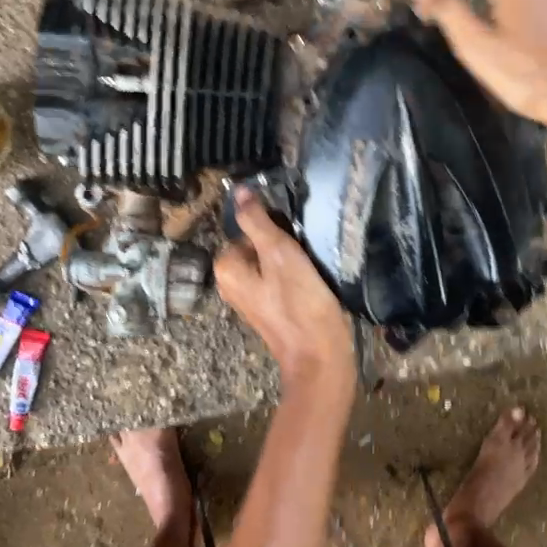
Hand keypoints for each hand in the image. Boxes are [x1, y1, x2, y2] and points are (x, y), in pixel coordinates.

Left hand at [214, 186, 355, 396]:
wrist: (320, 356)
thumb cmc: (299, 304)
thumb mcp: (279, 253)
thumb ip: (258, 220)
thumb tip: (239, 190)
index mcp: (226, 266)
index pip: (249, 226)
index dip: (274, 227)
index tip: (294, 238)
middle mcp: (230, 282)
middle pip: (259, 243)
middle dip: (283, 243)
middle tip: (304, 256)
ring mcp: (250, 297)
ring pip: (272, 260)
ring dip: (292, 259)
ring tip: (309, 271)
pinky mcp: (269, 308)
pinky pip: (280, 278)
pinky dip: (295, 276)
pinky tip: (311, 285)